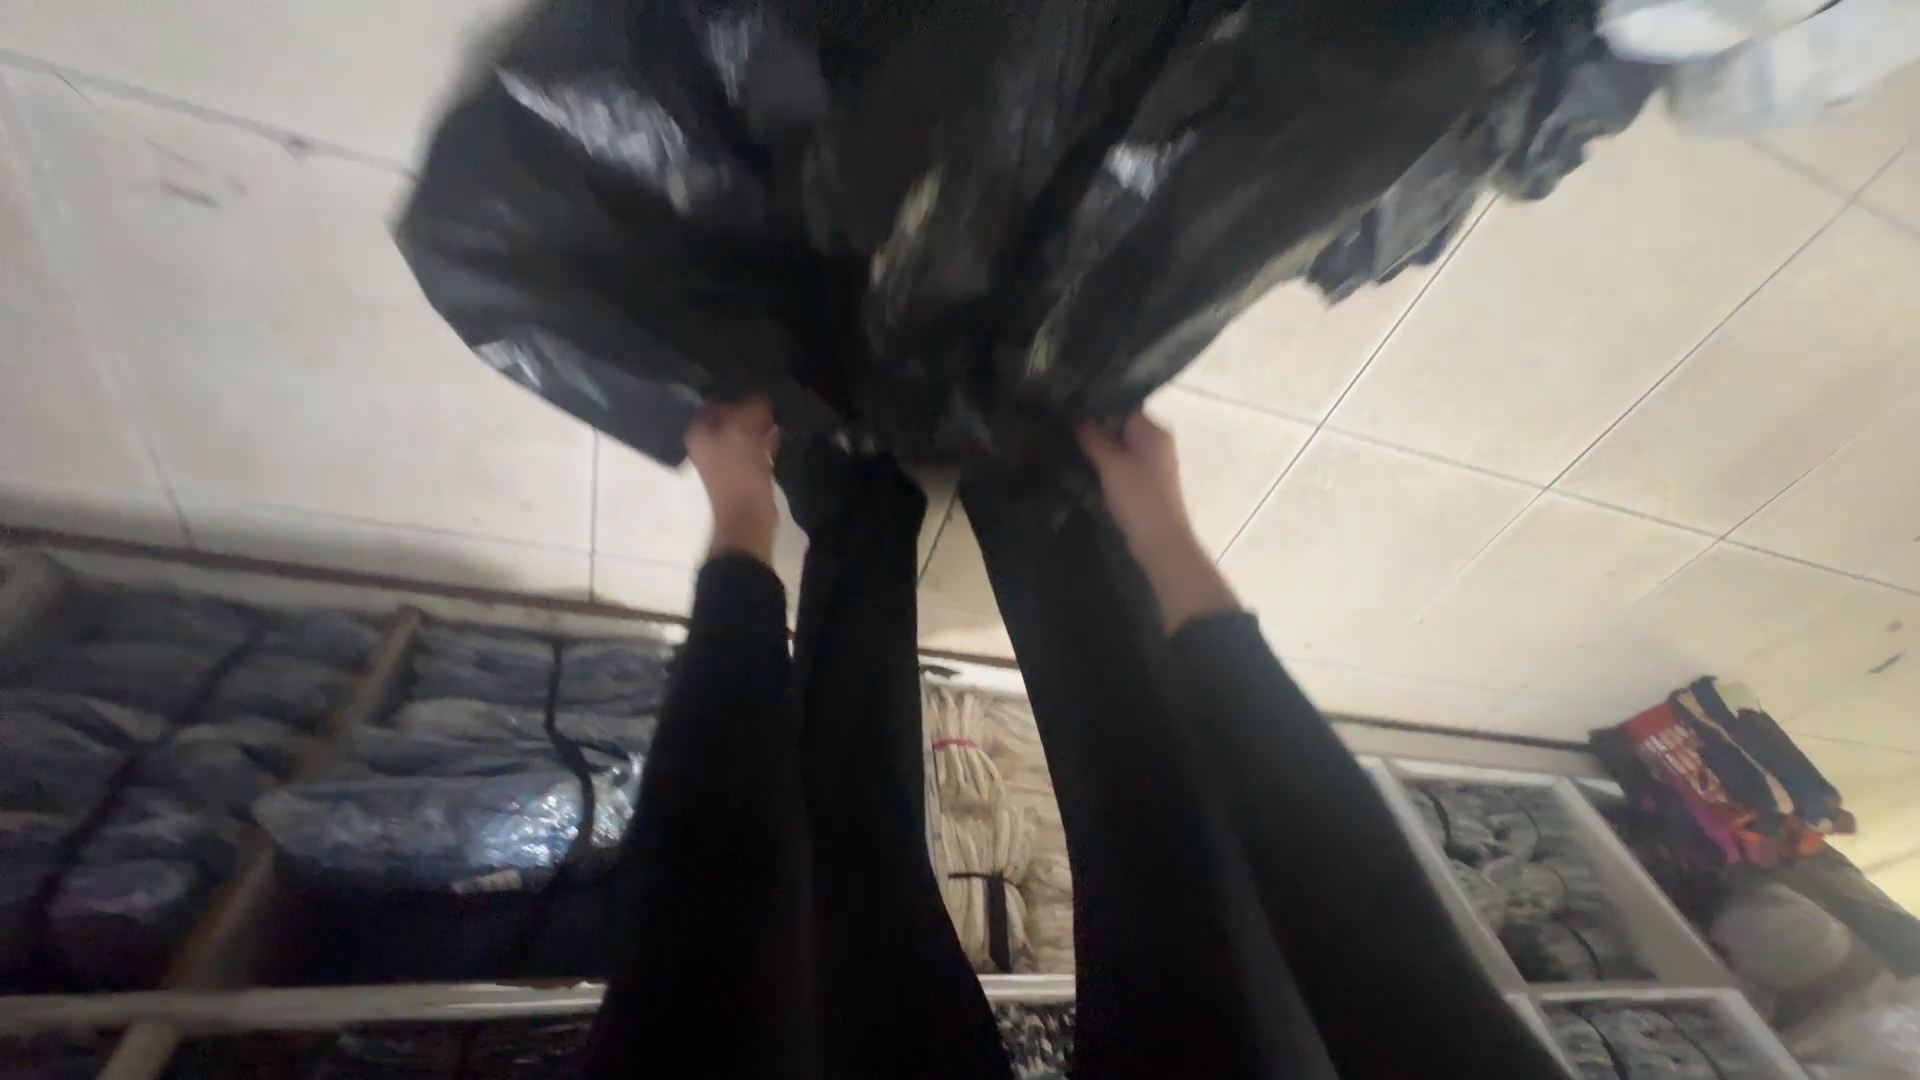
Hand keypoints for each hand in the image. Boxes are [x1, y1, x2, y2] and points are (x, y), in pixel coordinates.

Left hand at [686, 398, 779, 563]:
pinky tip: (778, 436)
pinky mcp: (743, 473)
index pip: (715, 403)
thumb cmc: (739, 473)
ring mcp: (725, 460)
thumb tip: (761, 397)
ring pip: (743, 434)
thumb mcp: (743, 433)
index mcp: (699, 434)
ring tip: (777, 416)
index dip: (735, 394)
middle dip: (749, 410)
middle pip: (730, 418)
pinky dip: (764, 443)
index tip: (756, 387)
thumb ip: (751, 410)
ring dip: (759, 426)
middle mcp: (707, 445)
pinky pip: (753, 450)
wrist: (748, 517)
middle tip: (770, 400)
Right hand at [1076, 412, 1195, 557]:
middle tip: (1062, 424)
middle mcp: (1156, 440)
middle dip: (1093, 425)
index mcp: (1153, 430)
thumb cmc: (1138, 497)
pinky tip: (1083, 464)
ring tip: (1067, 442)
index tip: (1068, 405)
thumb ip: (1092, 436)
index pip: (1121, 404)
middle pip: (1120, 424)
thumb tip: (1074, 414)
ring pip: (1119, 444)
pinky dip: (1105, 462)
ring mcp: (1152, 461)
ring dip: (1097, 446)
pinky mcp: (1145, 479)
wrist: (1160, 540)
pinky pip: (1121, 461)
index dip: (1095, 404)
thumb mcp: (1110, 464)